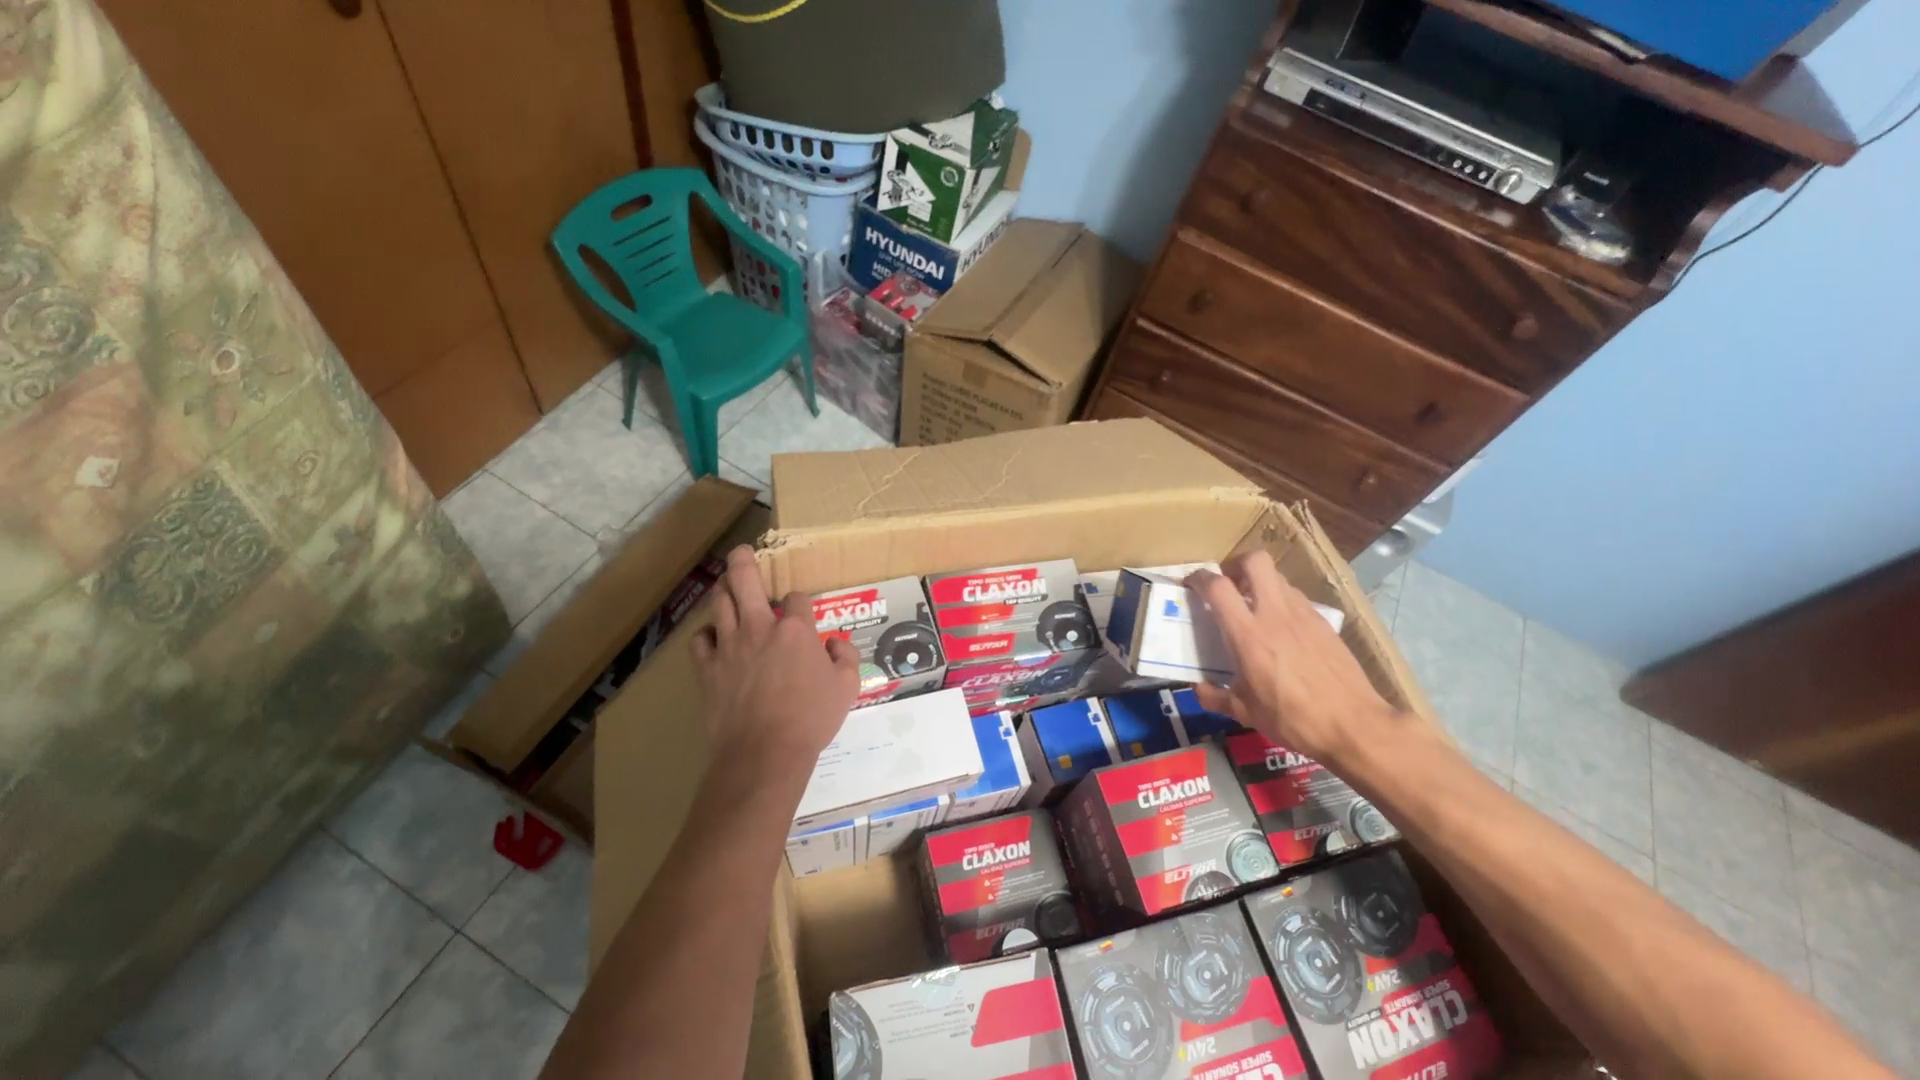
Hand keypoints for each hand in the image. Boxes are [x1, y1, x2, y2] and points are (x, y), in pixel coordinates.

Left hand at [690, 546, 861, 781]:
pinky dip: (707, 633)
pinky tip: (714, 637)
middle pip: (745, 580)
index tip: (804, 613)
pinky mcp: (707, 667)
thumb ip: (846, 658)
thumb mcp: (847, 688)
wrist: (764, 751)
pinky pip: (700, 639)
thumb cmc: (811, 719)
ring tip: (725, 583)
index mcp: (796, 630)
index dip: (802, 601)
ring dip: (722, 588)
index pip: (799, 598)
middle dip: (743, 560)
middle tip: (742, 551)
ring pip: (719, 602)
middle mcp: (760, 627)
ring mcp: (729, 645)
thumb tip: (836, 644)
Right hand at [1185, 552, 1426, 764]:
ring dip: (1259, 583)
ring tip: (1252, 607)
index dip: (1200, 578)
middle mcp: (1275, 614)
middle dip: (1235, 565)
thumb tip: (1198, 689)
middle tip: (1227, 585)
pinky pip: (1296, 597)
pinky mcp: (1323, 622)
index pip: (1219, 587)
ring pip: (1277, 577)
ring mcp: (1303, 615)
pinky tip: (1281, 629)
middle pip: (1255, 561)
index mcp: (1248, 635)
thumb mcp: (1246, 713)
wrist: (1352, 724)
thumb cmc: (1293, 719)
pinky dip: (1281, 601)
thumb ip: (1216, 697)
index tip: (1191, 584)